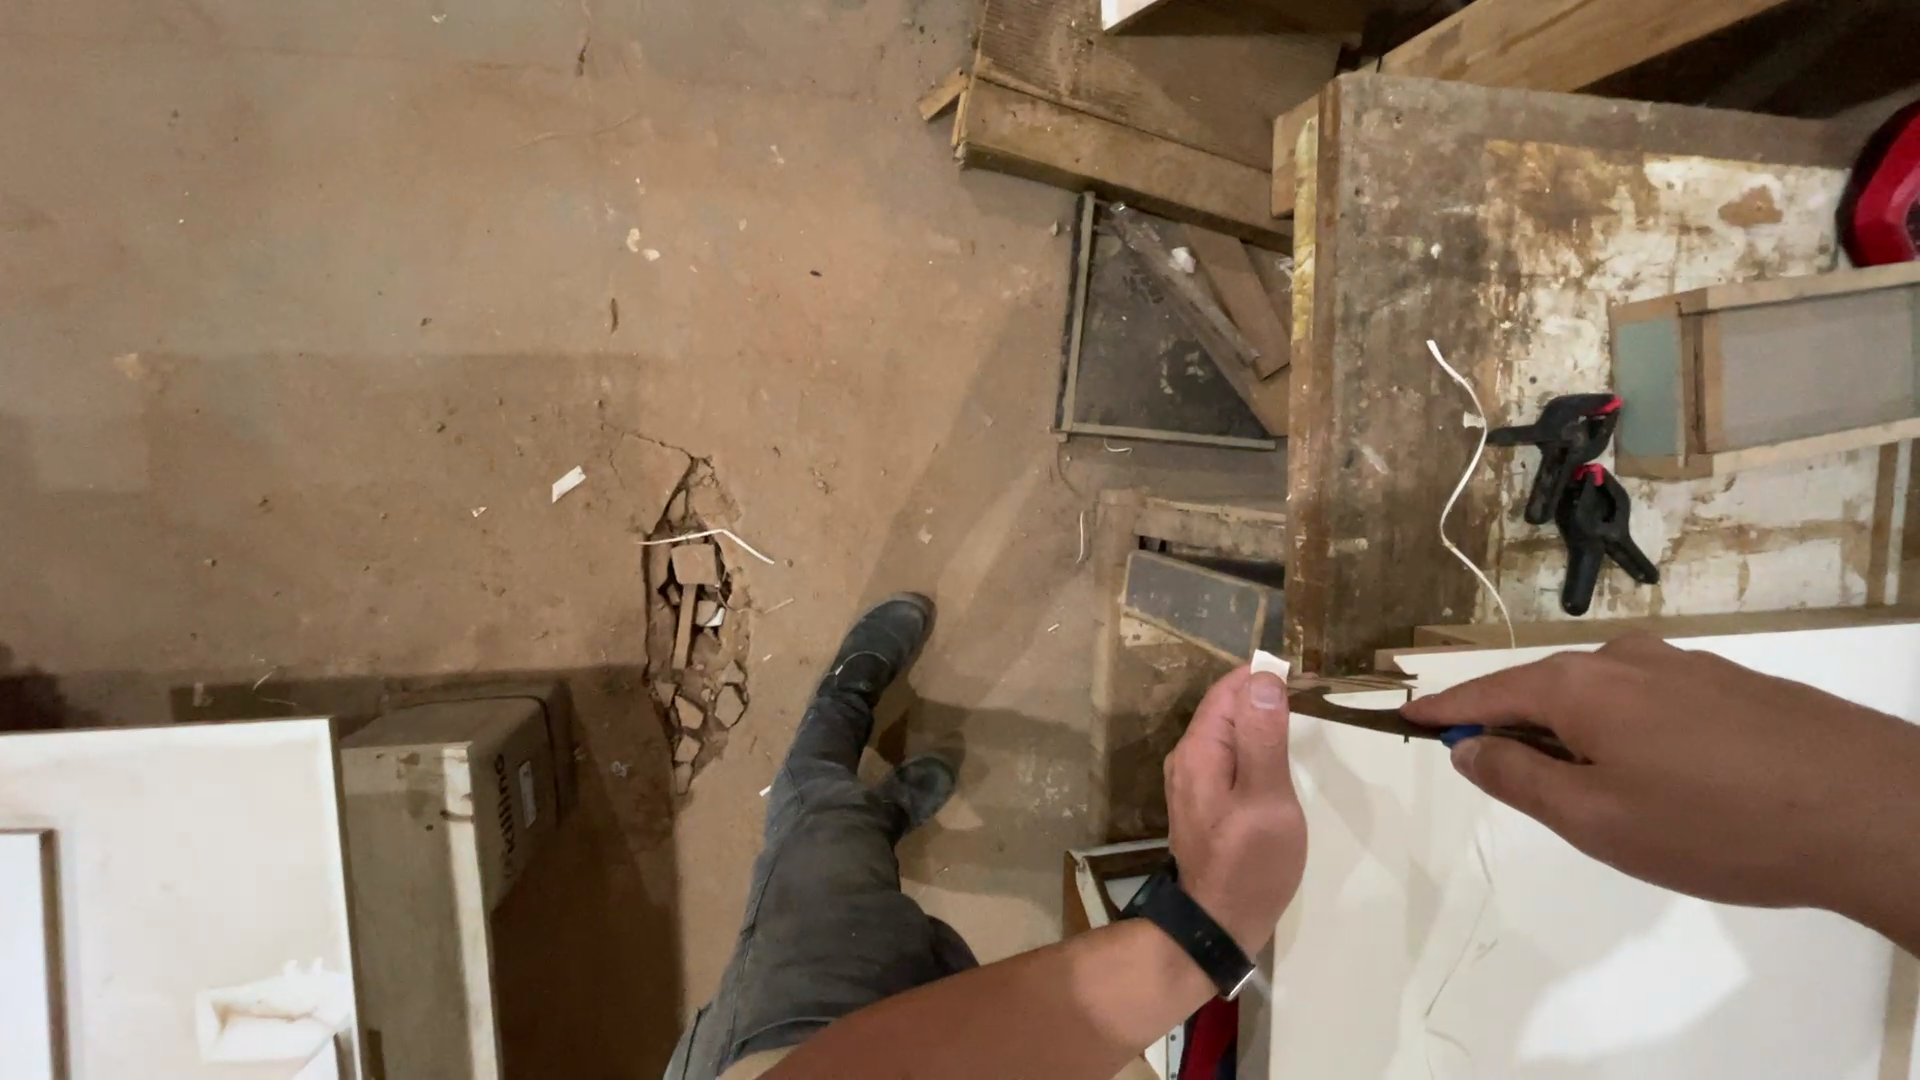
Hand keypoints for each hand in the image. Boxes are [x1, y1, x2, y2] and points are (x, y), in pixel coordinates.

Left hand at [1164, 666, 1306, 953]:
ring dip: (1258, 720)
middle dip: (1262, 696)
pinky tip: (1274, 754)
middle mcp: (1187, 756)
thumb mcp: (1265, 798)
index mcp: (1199, 748)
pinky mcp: (1202, 797)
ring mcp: (1191, 777)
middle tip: (1309, 695)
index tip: (1303, 676)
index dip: (1262, 677)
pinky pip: (1226, 755)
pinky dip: (1252, 745)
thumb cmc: (1248, 863)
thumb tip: (1264, 681)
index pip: (1228, 691)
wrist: (1218, 922)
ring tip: (1299, 719)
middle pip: (1225, 708)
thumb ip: (1263, 739)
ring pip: (1226, 731)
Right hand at [1402, 635, 1919, 926]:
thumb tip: (1466, 748)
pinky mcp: (1736, 683)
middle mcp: (1620, 660)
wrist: (1901, 819)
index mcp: (1575, 687)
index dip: (1439, 711)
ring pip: (1598, 695)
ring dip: (1576, 732)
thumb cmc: (1721, 825)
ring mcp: (1684, 665)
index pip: (1482, 695)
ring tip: (1602, 789)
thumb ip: (1516, 778)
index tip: (1402, 716)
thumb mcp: (1596, 820)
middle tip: (1514, 778)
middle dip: (1515, 729)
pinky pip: (1650, 700)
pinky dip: (1628, 729)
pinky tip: (1667, 774)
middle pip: (1539, 691)